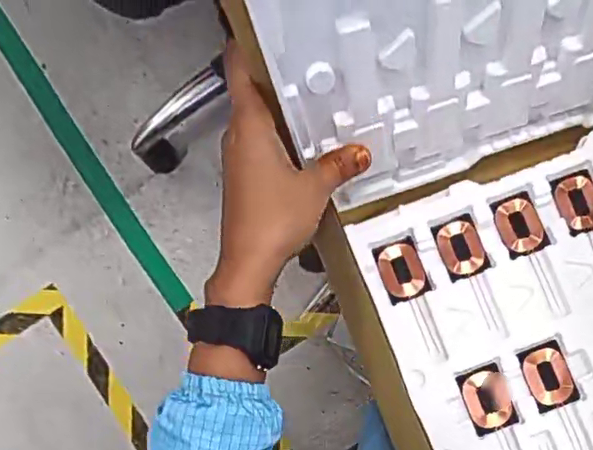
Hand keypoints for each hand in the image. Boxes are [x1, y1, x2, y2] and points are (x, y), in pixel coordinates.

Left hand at [206, 44, 370, 307]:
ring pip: (257, 127)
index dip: (252, 48)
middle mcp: (236, 139)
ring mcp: (236, 162)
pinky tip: (300, 161)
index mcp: (249, 125)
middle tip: (306, 84)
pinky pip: (259, 153)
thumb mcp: (314, 189)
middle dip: (278, 88)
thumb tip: (355, 154)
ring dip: (280, 122)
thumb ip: (337, 165)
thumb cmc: (268, 225)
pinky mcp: (242, 184)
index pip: (240, 67)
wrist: (249, 264)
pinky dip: (278, 149)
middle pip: (252, 97)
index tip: (269, 43)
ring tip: (310, 123)